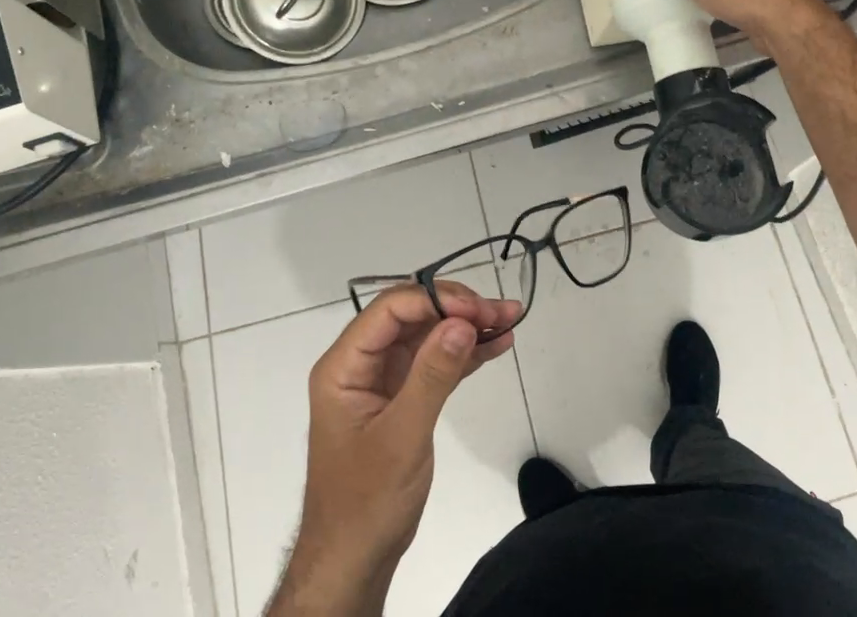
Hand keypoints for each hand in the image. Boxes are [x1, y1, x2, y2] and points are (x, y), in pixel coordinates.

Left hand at [270, 283, 518, 615]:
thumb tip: (462, 323)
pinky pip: (436, 363)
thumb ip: (431, 375)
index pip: (390, 310)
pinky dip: (466, 353)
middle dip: (458, 308)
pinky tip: (498, 345)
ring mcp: (383, 380)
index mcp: (345, 366)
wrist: (355, 556)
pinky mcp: (404, 397)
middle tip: (504, 312)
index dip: (435, 300)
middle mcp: (362, 364)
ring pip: (428, 336)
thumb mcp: (402, 435)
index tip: (478, 310)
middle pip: (411, 316)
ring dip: (468, 326)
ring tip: (511, 318)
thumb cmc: (367, 498)